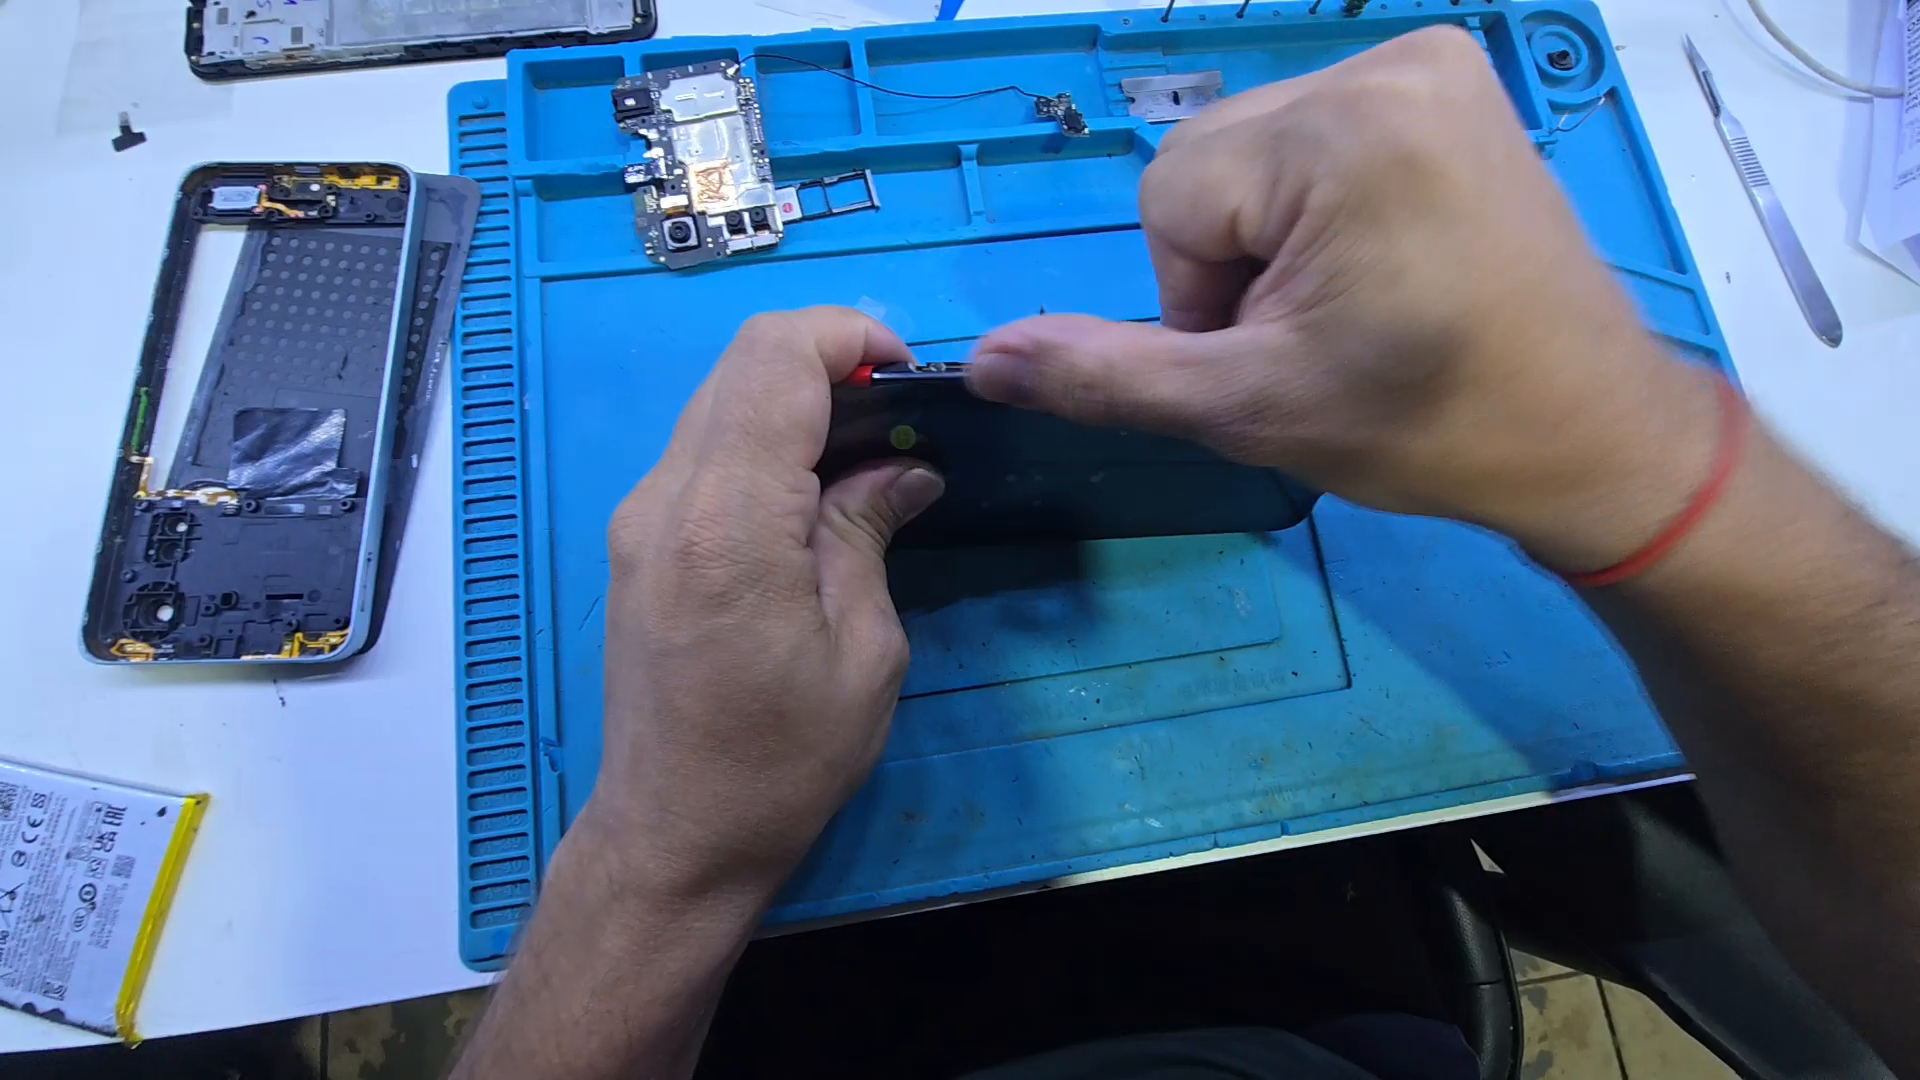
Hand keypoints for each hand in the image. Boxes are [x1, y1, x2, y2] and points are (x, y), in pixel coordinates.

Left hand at [591, 308, 943, 898]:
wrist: (676, 836)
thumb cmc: (784, 759)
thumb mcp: (864, 650)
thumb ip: (870, 533)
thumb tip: (905, 470)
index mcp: (731, 522)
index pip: (776, 361)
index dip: (849, 337)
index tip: (906, 378)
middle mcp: (668, 499)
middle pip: (742, 364)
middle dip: (829, 362)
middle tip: (895, 419)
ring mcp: (641, 517)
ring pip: (721, 400)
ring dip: (796, 402)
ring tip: (862, 457)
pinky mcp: (639, 541)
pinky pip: (705, 449)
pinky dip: (766, 440)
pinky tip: (812, 493)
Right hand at [965, 27, 1719, 573]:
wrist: (1579, 433)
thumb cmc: (1418, 429)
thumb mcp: (1241, 409)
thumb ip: (1103, 377)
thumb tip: (982, 359)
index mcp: (1344, 132)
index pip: (1170, 201)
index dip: (1196, 295)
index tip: (1277, 348)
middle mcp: (1388, 64)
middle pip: (1203, 172)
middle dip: (1226, 269)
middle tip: (1310, 334)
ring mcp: (1426, 64)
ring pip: (1245, 162)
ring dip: (1261, 248)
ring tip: (1345, 306)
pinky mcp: (1443, 87)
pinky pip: (1301, 147)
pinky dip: (1302, 217)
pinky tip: (1371, 266)